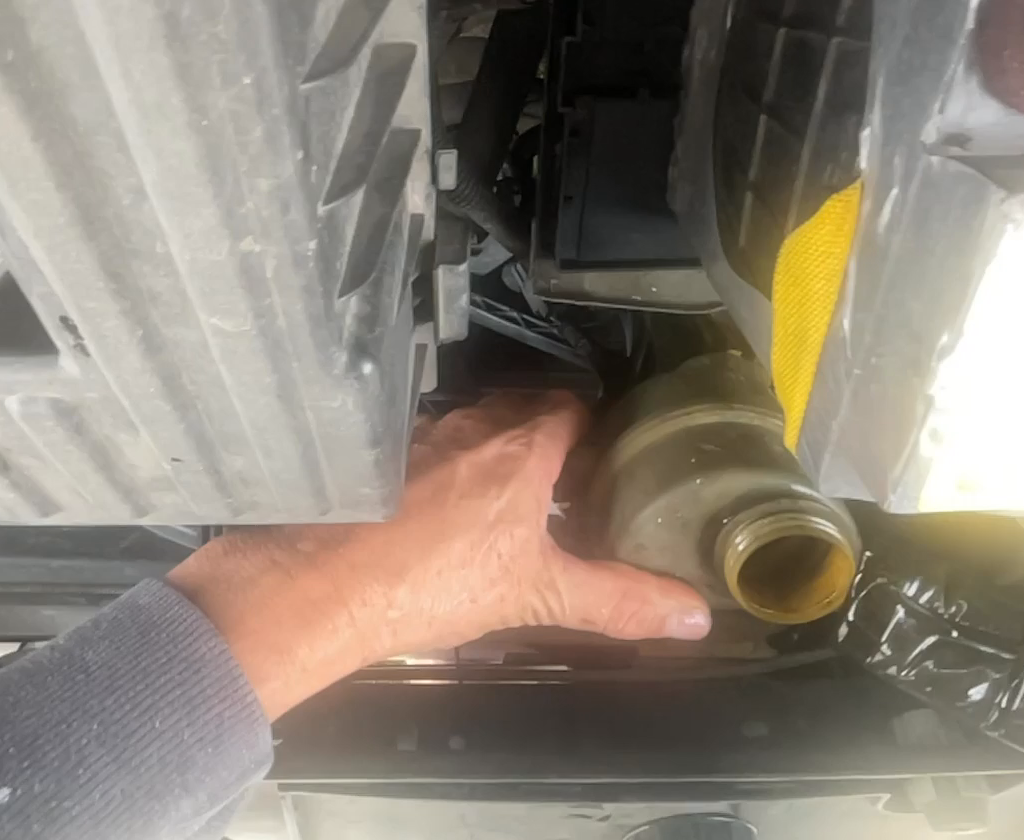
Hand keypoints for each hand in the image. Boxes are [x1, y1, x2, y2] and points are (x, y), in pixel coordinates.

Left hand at [167, 392, 711, 717]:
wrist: (329, 581)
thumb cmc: (440, 579)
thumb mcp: (539, 593)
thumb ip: (620, 600)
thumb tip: (694, 616)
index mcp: (522, 446)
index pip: (571, 405)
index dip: (593, 425)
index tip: (606, 451)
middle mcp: (475, 425)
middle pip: (525, 408)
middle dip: (549, 435)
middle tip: (568, 476)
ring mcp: (426, 434)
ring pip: (478, 424)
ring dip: (499, 446)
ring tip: (514, 492)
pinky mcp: (387, 453)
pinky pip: (436, 442)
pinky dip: (454, 460)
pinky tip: (447, 505)